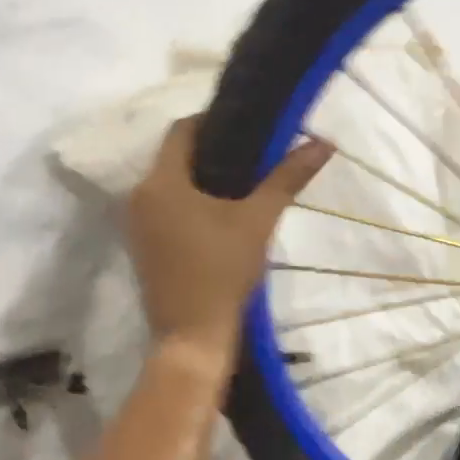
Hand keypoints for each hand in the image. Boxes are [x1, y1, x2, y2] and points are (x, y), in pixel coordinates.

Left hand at [125, 117, 332, 357]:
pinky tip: (220, 219)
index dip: (214, 121)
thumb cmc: (222, 273)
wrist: (193, 337)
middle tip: (253, 158)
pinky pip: (164, 211)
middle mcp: (138, 196)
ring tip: (242, 187)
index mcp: (160, 181)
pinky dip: (188, 207)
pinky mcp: (142, 249)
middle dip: (212, 154)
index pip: (182, 129)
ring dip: (201, 182)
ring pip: (169, 186)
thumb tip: (323, 143)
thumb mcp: (259, 221)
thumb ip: (287, 178)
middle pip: (175, 158)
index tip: (248, 129)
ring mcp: (136, 225)